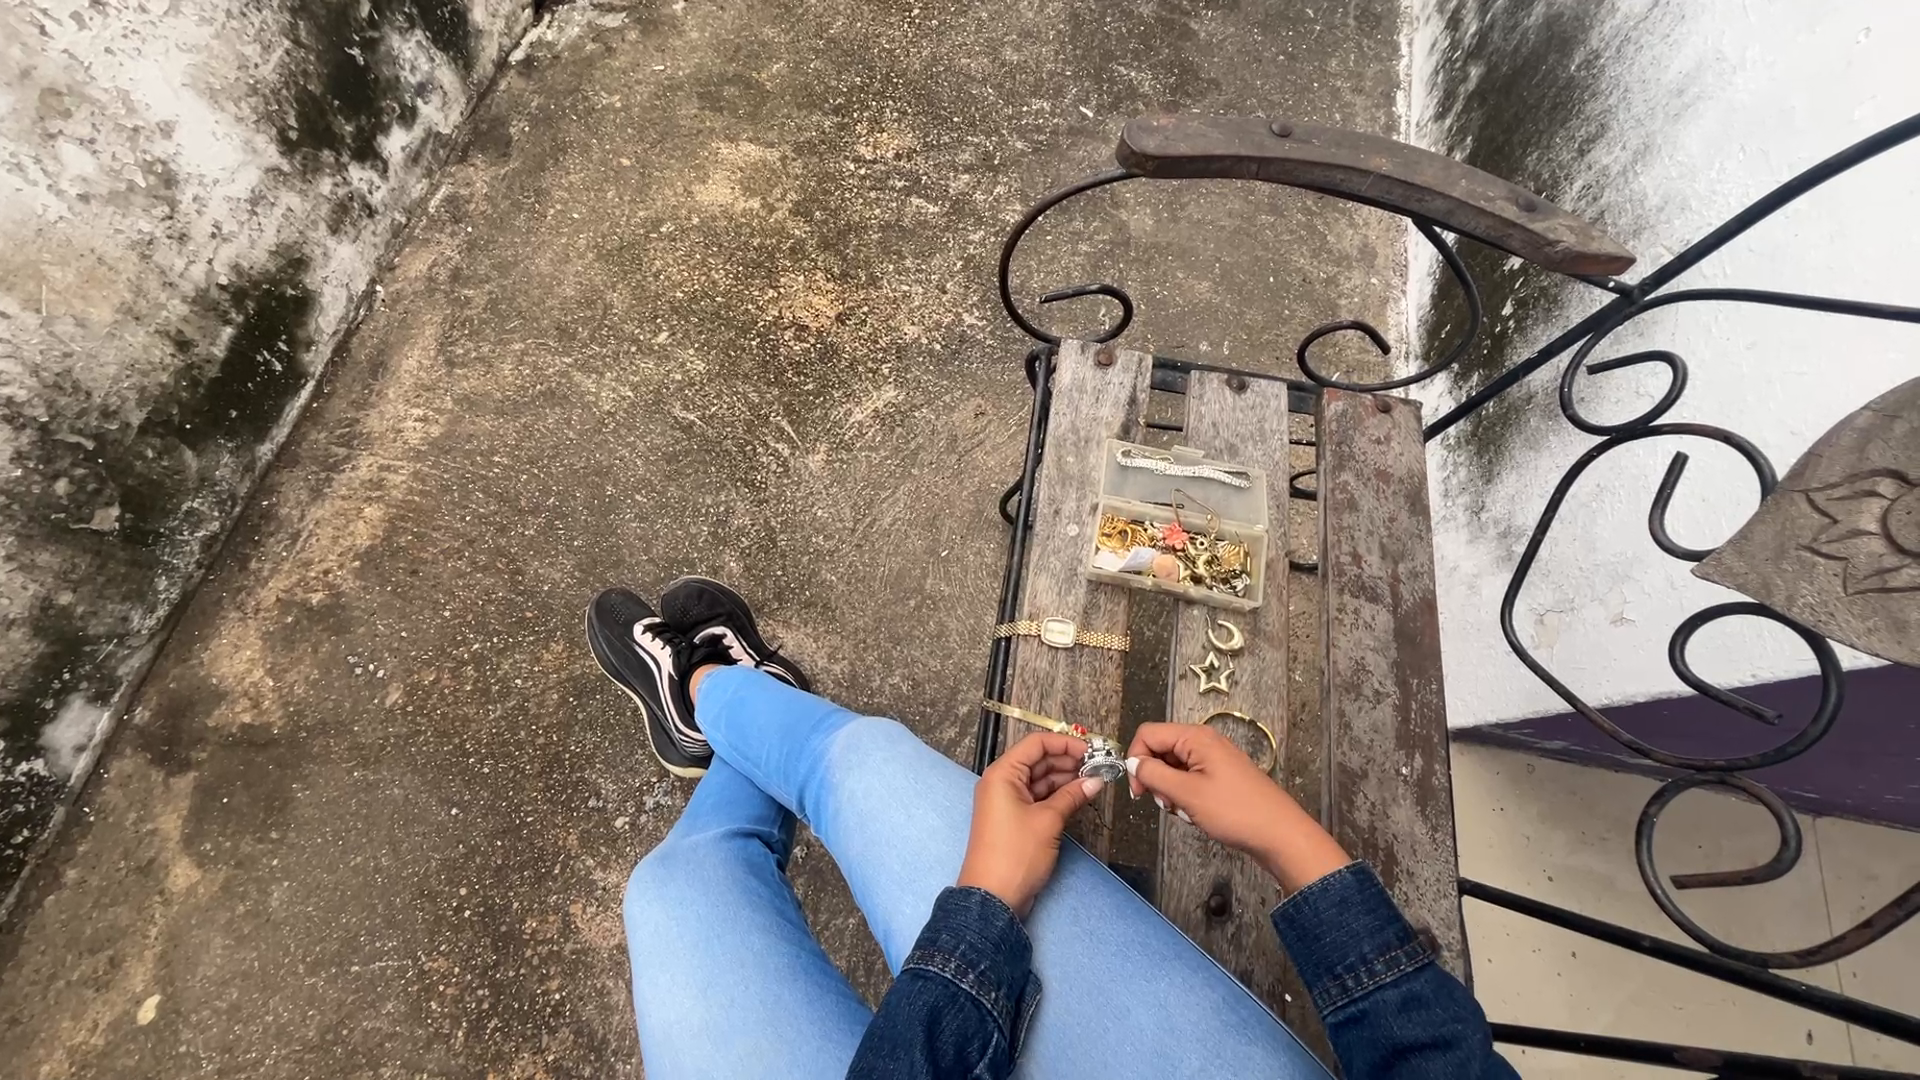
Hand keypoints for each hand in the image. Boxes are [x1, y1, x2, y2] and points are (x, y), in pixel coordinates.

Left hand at [956, 732, 1104, 917]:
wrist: (993, 899)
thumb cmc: (1015, 855)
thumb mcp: (1048, 821)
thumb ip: (1072, 796)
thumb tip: (1095, 780)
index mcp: (1002, 773)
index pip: (1036, 744)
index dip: (1065, 743)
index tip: (1091, 750)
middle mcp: (1002, 782)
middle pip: (1038, 760)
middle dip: (1068, 760)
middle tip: (1098, 766)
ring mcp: (1007, 801)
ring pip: (1040, 779)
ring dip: (1065, 778)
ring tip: (1094, 780)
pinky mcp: (1014, 818)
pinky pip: (1038, 797)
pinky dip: (1058, 795)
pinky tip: (1080, 795)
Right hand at [1126, 722, 1350, 892]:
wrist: (1281, 835)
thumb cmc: (1235, 812)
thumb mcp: (1187, 793)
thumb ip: (1154, 774)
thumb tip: (1132, 762)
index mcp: (1195, 737)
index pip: (1148, 734)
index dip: (1136, 759)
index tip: (1138, 790)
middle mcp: (1203, 741)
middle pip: (1160, 749)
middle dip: (1155, 777)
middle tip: (1165, 804)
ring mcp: (1213, 758)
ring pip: (1173, 766)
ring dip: (1170, 790)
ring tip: (1185, 811)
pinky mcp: (1220, 775)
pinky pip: (1189, 777)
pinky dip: (1185, 795)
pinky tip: (1196, 813)